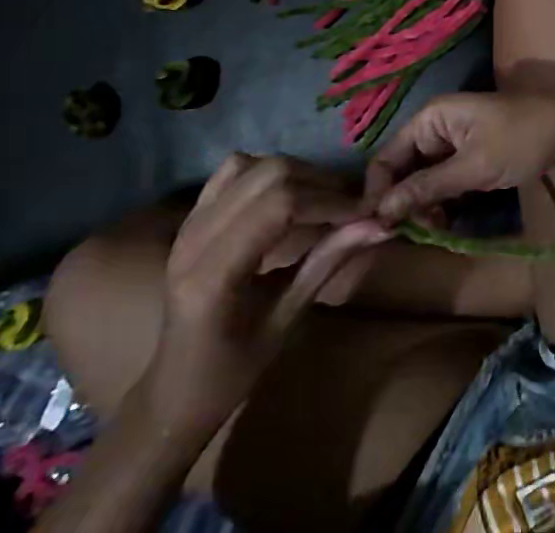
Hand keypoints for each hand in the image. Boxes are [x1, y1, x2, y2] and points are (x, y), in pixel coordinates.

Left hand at [138, 154, 387, 435]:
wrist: (175, 388)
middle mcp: (194, 237)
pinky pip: (233, 172)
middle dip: (319, 183)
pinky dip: (268, 174)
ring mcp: (188, 222)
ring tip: (324, 202)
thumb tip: (380, 226)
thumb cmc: (232, 371)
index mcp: (213, 273)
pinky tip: (288, 198)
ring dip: (297, 174)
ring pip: (253, 165)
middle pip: (269, 175)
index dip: (329, 201)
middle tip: (352, 208)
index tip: (366, 214)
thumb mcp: (286, 321)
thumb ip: (327, 264)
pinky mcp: (192, 217)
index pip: (279, 205)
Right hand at [365, 93, 554, 222]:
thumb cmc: (521, 141)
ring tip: (437, 229)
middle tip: (417, 233)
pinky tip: (449, 222)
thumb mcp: (474, 167)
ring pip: (422, 180)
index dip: (380, 192)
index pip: (387, 157)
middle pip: (403, 170)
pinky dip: (443, 202)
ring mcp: (452, 143)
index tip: (380, 228)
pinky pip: (443, 182)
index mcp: (430, 119)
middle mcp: (435, 128)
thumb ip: (428, 187)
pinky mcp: (468, 158)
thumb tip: (383, 210)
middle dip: (405, 202)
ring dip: (424, 206)